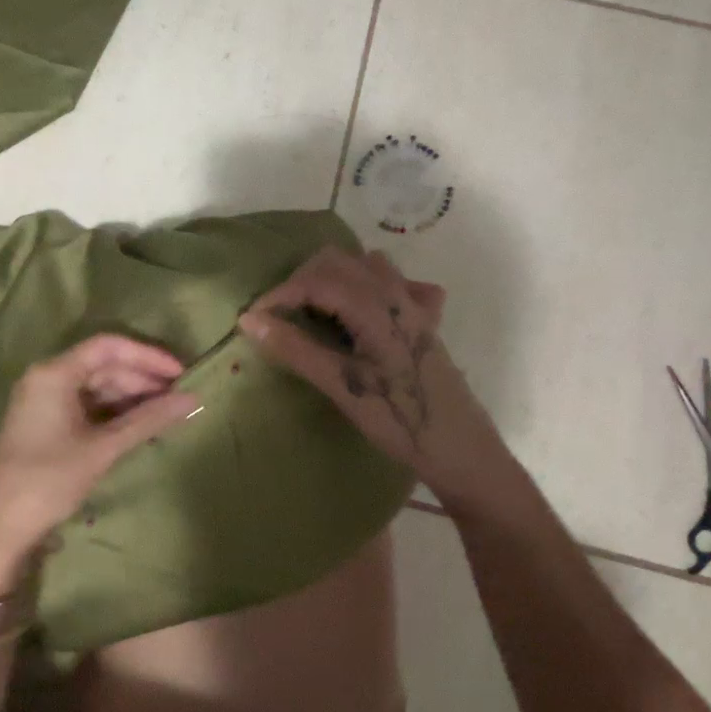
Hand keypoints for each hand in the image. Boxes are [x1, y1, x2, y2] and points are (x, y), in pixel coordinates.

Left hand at [0, 334, 202, 562]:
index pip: (108, 346)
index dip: (148, 355)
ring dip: (130, 396)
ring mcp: (43, 400)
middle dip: (141, 378)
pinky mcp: (44, 422)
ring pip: (95, 386)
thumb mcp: (103, 448)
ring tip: (165, 413)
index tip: (180, 372)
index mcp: (54, 373)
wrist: (1, 524)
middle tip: (179, 397)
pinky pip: (84, 405)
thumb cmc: (50, 480)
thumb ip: (148, 420)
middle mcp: (46, 378)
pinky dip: (112, 412)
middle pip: (102, 365)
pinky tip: (139, 426)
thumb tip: (192, 399)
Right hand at [237, 247, 501, 491]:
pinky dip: (368, 287)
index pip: (317, 280)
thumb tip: (249, 322)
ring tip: (313, 312)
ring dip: (332, 278)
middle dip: (301, 280)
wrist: (461, 450)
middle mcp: (397, 296)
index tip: (252, 319)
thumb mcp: (341, 387)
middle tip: (279, 315)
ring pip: (366, 266)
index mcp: (376, 310)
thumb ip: (296, 349)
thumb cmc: (398, 422)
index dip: (278, 295)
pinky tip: (362, 315)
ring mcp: (415, 307)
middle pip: (338, 261)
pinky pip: (395, 284)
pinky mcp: (425, 322)